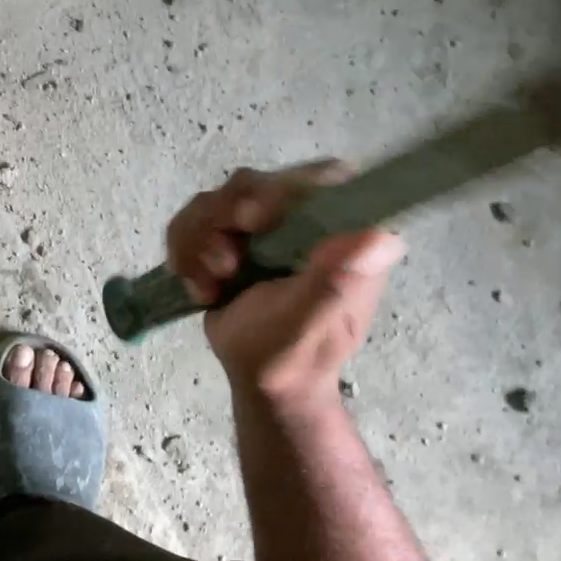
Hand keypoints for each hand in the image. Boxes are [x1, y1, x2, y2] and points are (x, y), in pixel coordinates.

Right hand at [165, 161, 406, 411]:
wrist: (260, 380)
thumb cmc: (294, 356)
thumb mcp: (312, 321)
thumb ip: (334, 280)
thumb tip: (379, 236)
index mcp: (341, 235)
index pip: (318, 179)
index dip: (281, 187)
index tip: (252, 220)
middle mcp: (302, 222)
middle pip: (251, 184)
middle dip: (222, 223)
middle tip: (223, 266)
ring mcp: (261, 229)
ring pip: (211, 201)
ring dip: (197, 245)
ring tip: (208, 287)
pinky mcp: (225, 239)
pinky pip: (187, 222)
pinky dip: (182, 254)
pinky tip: (197, 287)